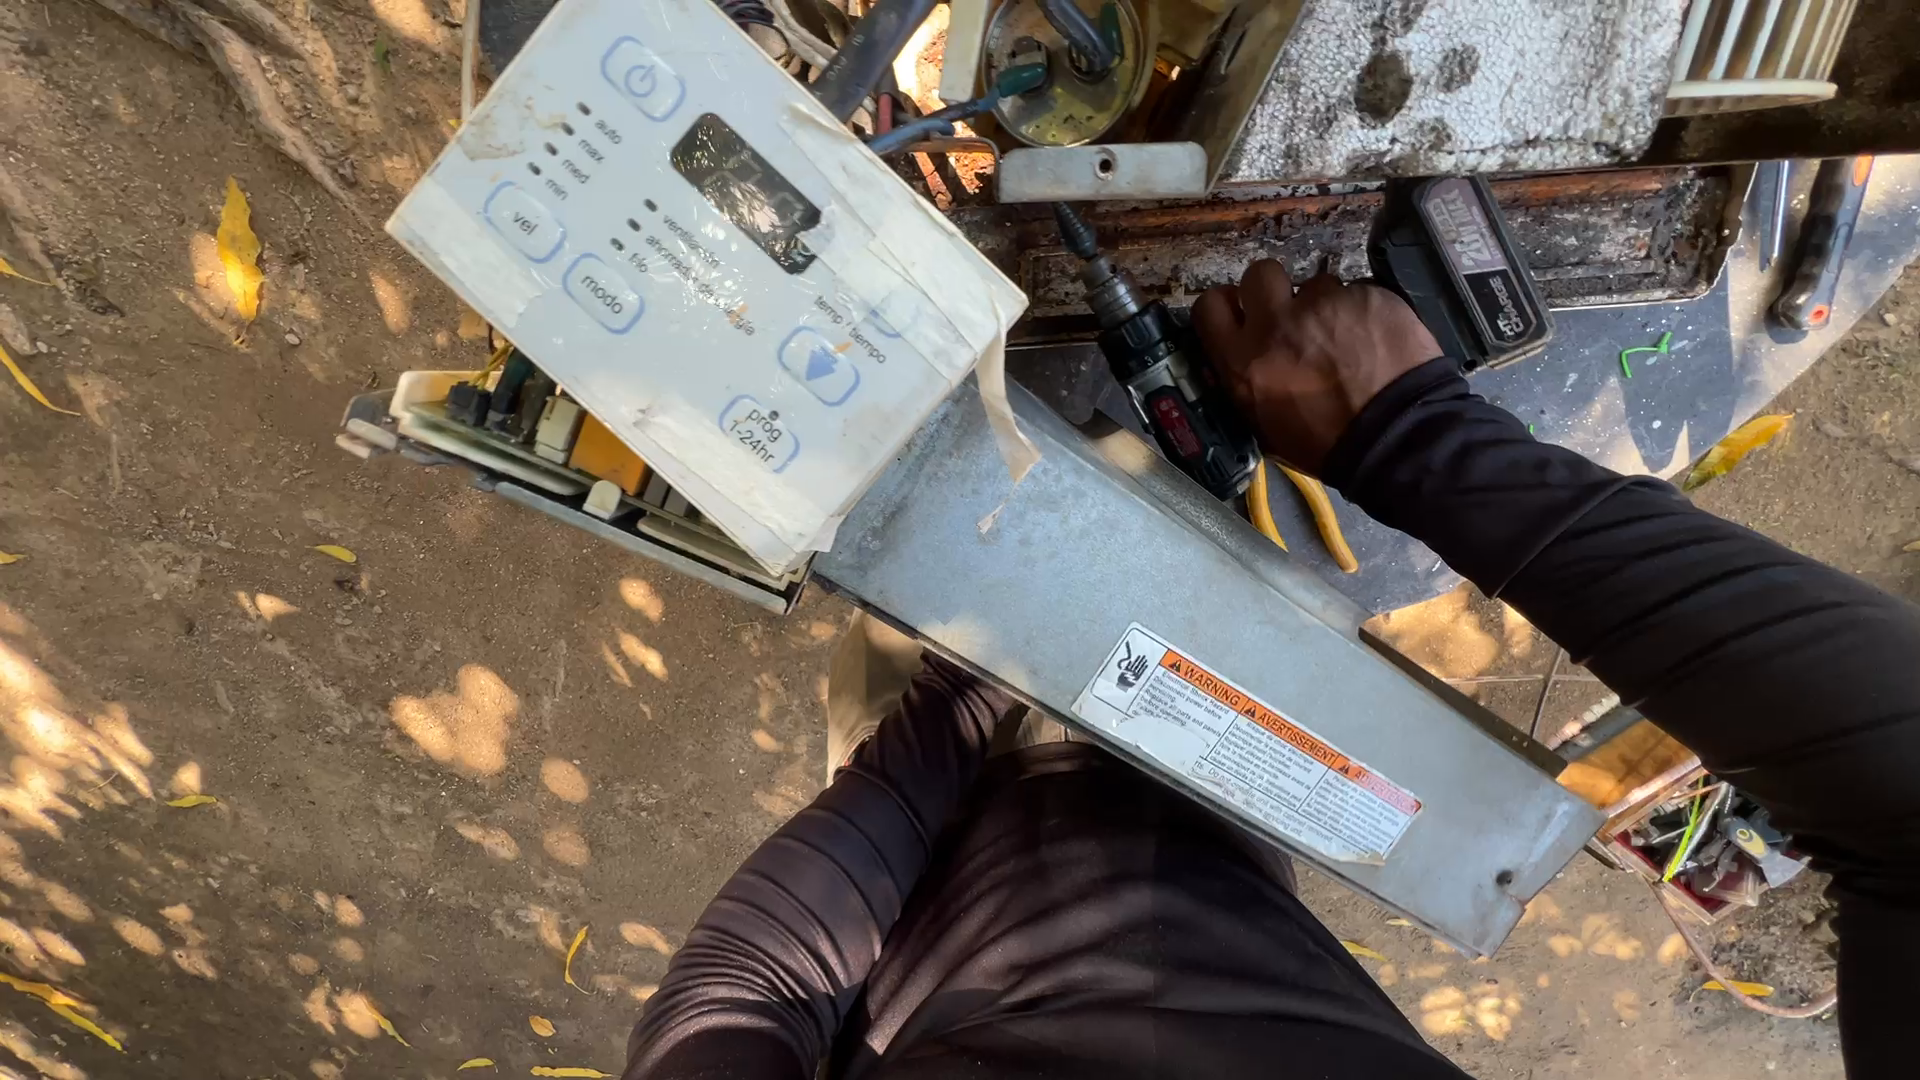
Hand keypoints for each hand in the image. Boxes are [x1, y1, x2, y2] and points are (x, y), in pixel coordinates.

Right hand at [1193, 260, 1440, 475]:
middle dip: (1272, 288)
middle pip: (1258, 274)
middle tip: (1288, 312)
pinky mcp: (1367, 295)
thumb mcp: (1261, 422)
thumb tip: (1242, 359)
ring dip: (1322, 306)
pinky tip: (1373, 340)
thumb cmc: (1322, 442)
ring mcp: (1323, 305)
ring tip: (1342, 336)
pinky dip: (1361, 312)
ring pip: (1314, 284)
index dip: (1224, 304)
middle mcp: (1275, 324)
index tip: (1238, 311)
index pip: (1209, 306)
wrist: (1394, 436)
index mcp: (1242, 361)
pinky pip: (1357, 294)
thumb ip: (1244, 379)